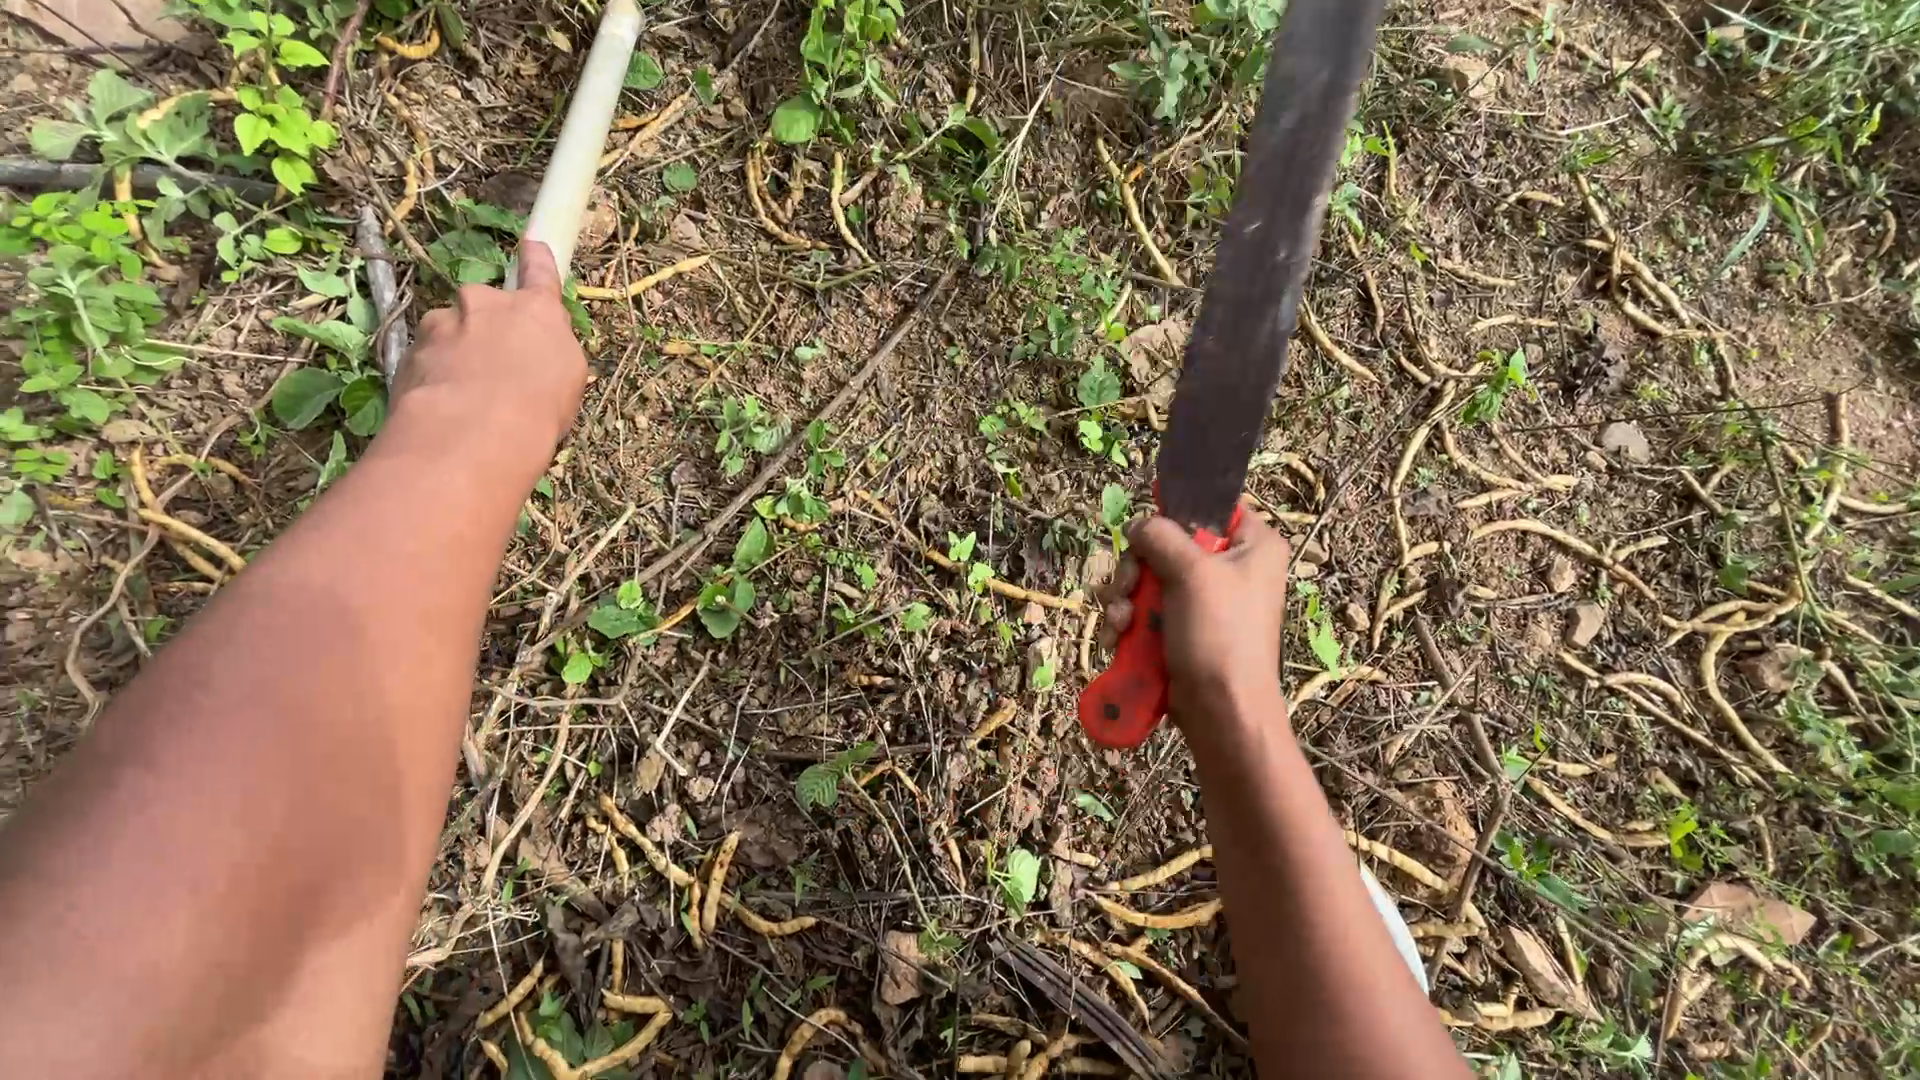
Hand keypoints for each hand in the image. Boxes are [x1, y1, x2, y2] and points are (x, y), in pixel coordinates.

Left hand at [392, 239, 587, 453]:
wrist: (476, 427)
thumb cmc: (541, 402)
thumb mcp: (569, 376)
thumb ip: (552, 349)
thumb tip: (537, 348)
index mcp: (534, 309)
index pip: (539, 274)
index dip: (537, 260)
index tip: (532, 244)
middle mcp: (484, 303)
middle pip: (486, 307)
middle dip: (489, 328)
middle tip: (498, 368)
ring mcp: (442, 322)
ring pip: (452, 331)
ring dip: (459, 353)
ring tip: (470, 396)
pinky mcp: (409, 349)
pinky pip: (427, 358)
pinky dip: (436, 375)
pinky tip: (448, 406)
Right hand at [1099, 505, 1291, 723]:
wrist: (1221, 711)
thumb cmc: (1220, 634)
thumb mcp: (1192, 573)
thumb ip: (1161, 536)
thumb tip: (1138, 524)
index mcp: (1253, 546)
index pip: (1214, 508)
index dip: (1177, 512)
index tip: (1147, 528)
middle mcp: (1231, 569)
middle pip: (1168, 545)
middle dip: (1138, 569)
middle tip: (1129, 586)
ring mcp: (1203, 602)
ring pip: (1149, 579)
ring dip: (1126, 599)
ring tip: (1123, 623)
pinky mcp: (1181, 629)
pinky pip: (1145, 610)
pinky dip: (1129, 623)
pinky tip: (1119, 639)